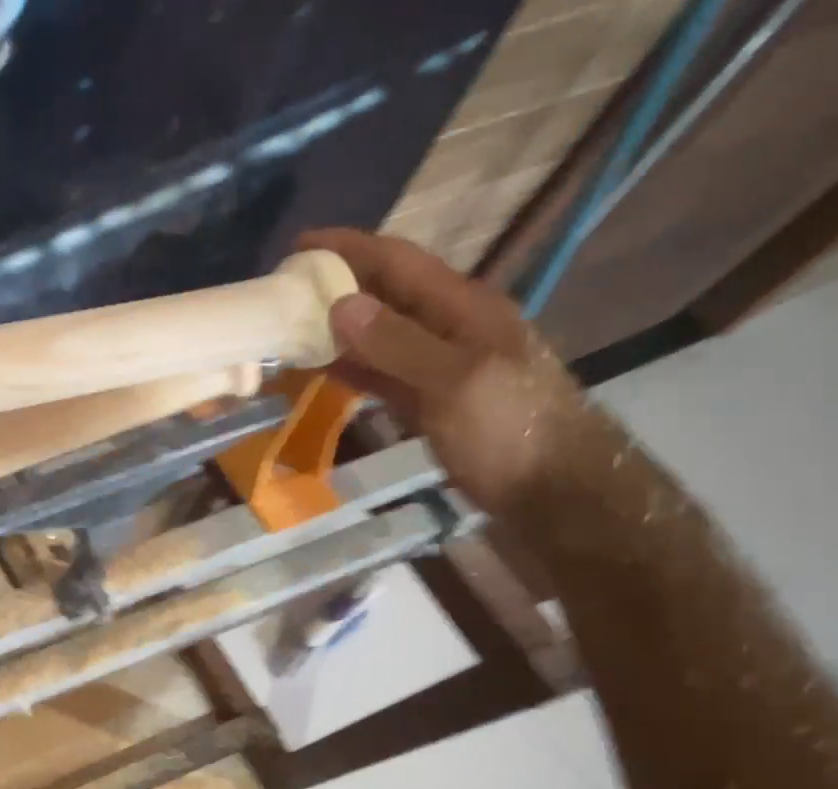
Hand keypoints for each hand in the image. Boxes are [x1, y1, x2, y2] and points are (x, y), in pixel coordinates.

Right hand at [298, 228, 588, 513]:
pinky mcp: (431, 398)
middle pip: (386, 293)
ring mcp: (440, 364)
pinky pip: (382, 369)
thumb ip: (398, 343)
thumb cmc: (510, 432)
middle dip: (337, 283)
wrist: (555, 493)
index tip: (297, 246)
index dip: (350, 247)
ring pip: (379, 332)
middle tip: (283, 289)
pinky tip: (320, 368)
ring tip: (289, 325)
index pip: (399, 261)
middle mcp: (450, 327)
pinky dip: (350, 364)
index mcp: (464, 309)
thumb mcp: (455, 382)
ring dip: (337, 326)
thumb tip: (340, 304)